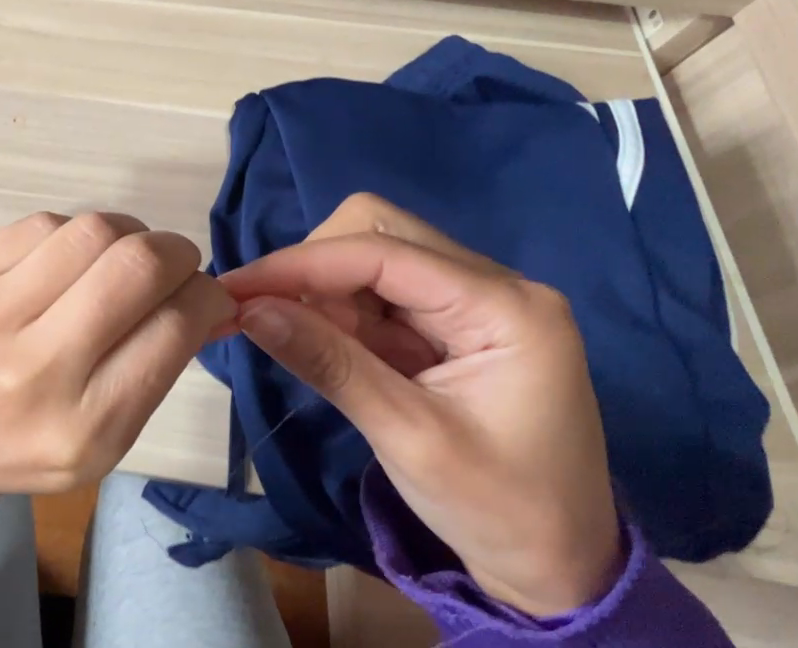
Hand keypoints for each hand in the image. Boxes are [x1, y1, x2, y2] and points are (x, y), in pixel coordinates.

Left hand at [0, 212, 236, 499]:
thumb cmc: (12, 445)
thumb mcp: (95, 445)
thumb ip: (154, 374)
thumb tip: (212, 305)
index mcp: (86, 424)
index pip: (173, 329)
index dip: (205, 297)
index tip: (202, 295)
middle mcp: (40, 364)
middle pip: (136, 267)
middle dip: (175, 252)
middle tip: (172, 262)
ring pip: (90, 231)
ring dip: (127, 232)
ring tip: (121, 253)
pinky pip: (40, 223)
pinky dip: (72, 231)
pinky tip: (69, 254)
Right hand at [220, 194, 621, 617]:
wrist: (561, 566)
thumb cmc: (498, 509)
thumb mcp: (407, 437)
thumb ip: (329, 363)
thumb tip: (248, 308)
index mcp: (506, 308)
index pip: (382, 252)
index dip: (300, 264)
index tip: (235, 289)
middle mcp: (494, 285)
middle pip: (378, 231)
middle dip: (313, 268)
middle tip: (271, 317)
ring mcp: (473, 299)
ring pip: (370, 253)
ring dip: (322, 289)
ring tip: (304, 342)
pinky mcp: (451, 320)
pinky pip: (377, 289)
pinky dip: (337, 309)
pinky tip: (326, 345)